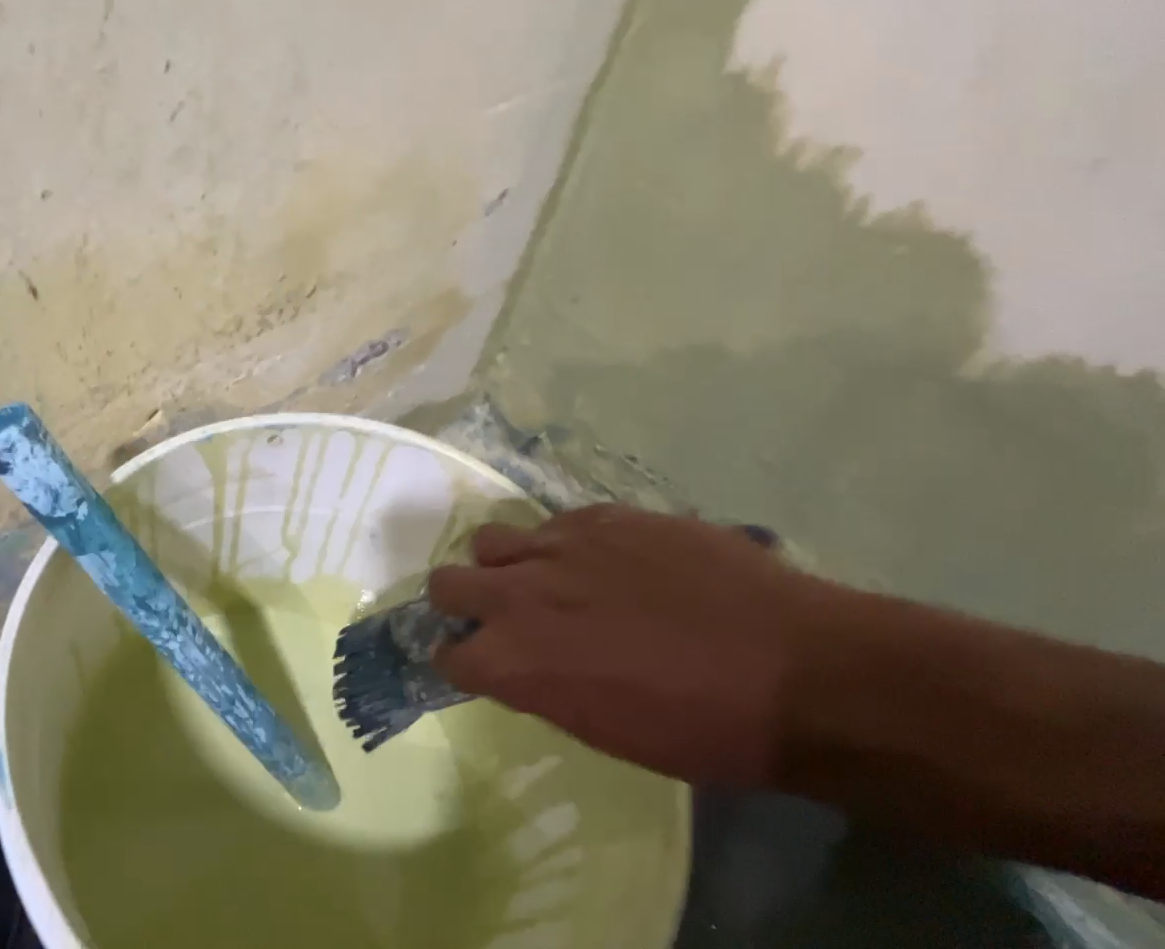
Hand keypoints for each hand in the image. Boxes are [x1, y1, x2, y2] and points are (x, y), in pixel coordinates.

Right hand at [429, 504, 837, 786]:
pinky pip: (556, 523)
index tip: (481, 664)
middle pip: (446, 583)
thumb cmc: (700, 730)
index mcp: (512, 660)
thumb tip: (523, 665)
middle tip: (504, 617)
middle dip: (464, 602)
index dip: (463, 660)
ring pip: (491, 541)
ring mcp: (559, 545)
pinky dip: (564, 545)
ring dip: (506, 564)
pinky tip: (605, 562)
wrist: (798, 672)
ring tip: (548, 580)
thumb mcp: (600, 729)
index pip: (448, 654)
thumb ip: (540, 686)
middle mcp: (518, 594)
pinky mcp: (603, 515)